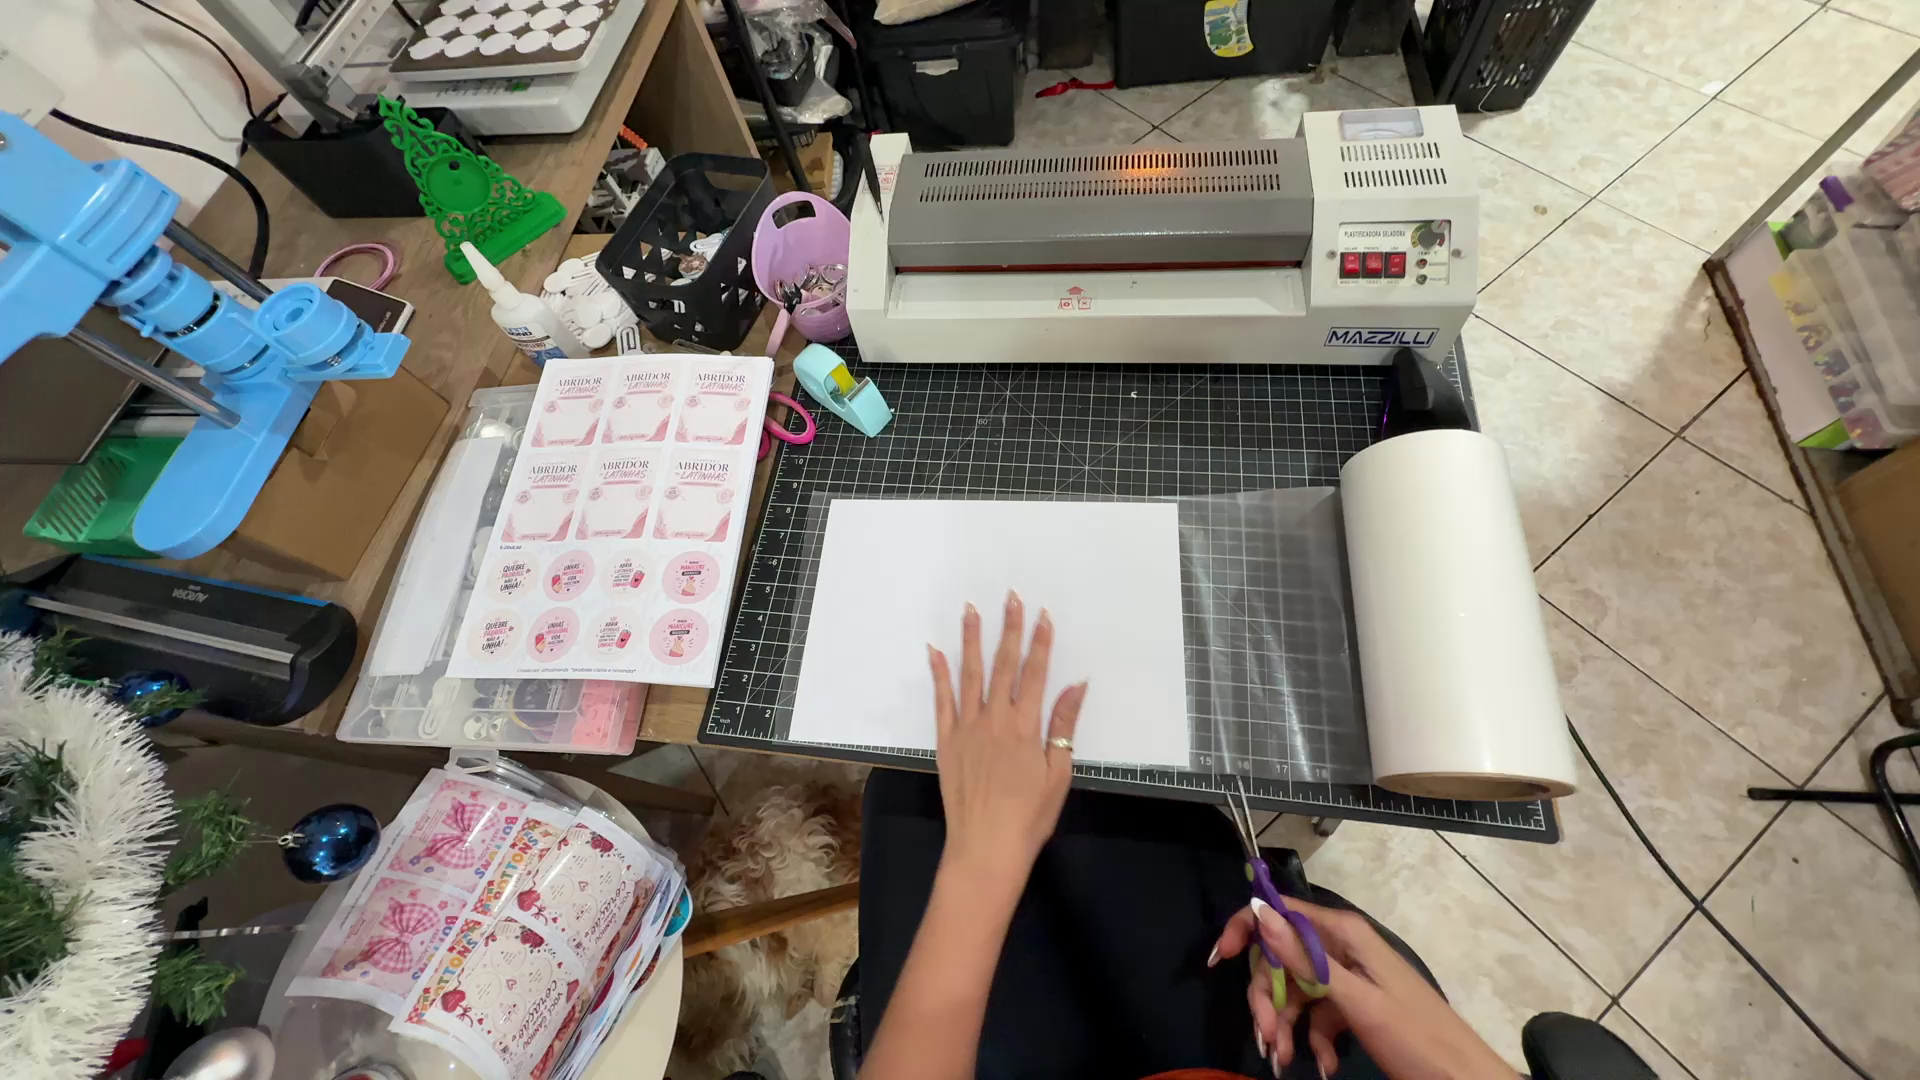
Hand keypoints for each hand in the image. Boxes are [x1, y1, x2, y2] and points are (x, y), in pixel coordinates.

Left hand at [927, 591, 1087, 879]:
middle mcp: (994, 718)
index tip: (1043, 614)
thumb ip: (1064, 725)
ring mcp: (966, 727)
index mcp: (1025, 726)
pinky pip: (941, 700)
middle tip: (1010, 597)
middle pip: (1003, 665)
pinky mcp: (946, 740)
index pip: (1036, 674)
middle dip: (1009, 629)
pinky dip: (938, 673)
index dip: (1041, 643)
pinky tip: (935, 650)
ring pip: (969, 674)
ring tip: (972, 610)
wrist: (986, 847)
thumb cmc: (1029, 815)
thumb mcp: (1058, 773)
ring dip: (972, 640)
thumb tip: (1076, 684)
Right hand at [1211, 896, 1517, 1079]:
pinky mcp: (1354, 1007)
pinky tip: (1323, 1065)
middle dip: (1267, 996)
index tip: (1221, 961)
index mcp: (1342, 932)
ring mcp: (1347, 978)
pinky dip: (1312, 1039)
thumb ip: (1305, 958)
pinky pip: (1316, 1014)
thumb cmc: (1419, 1040)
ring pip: (1295, 988)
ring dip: (1284, 1023)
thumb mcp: (1358, 1001)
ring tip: (1283, 1059)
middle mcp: (1340, 946)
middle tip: (1265, 1038)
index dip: (1245, 930)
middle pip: (1281, 957)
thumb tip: (1257, 909)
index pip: (1278, 912)